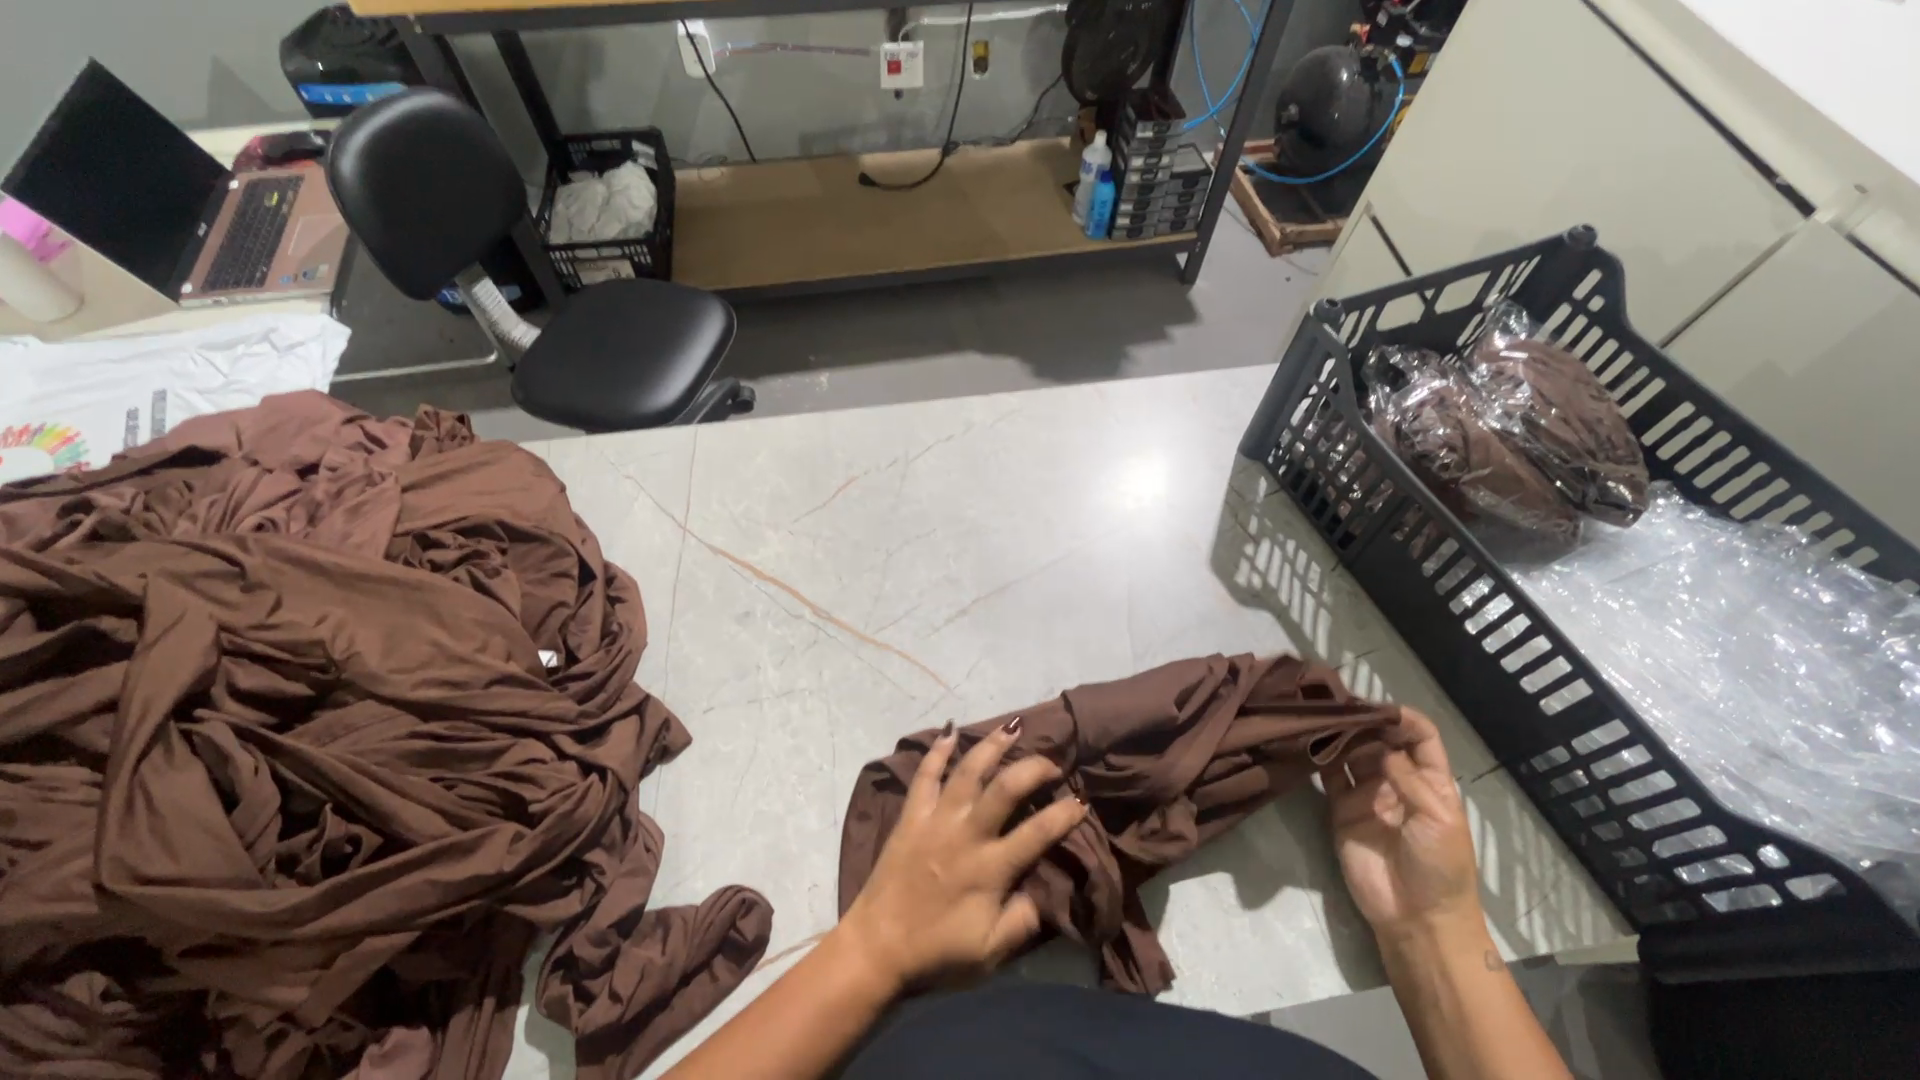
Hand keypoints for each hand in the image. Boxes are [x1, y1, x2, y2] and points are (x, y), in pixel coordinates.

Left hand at [836, 719, 1088, 992]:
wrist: (875, 950)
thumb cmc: (937, 954)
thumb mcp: (991, 952)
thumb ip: (1023, 920)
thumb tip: (1043, 891)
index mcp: (990, 868)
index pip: (1039, 832)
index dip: (1065, 813)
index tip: (1082, 801)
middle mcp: (966, 835)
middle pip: (1005, 788)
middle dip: (1034, 768)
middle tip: (1053, 763)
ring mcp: (935, 821)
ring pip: (967, 771)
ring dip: (992, 746)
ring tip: (1013, 727)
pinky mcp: (910, 817)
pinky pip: (924, 776)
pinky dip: (937, 751)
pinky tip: (950, 731)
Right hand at [1320, 708, 1482, 942]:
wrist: (1417, 917)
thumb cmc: (1441, 866)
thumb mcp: (1438, 818)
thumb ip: (1407, 777)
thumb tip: (1377, 744)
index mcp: (1431, 780)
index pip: (1419, 736)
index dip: (1403, 718)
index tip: (1379, 707)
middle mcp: (1397, 780)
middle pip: (1380, 739)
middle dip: (1363, 720)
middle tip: (1339, 702)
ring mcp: (1367, 794)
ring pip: (1351, 753)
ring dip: (1339, 735)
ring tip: (1320, 715)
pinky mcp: (1341, 809)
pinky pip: (1329, 776)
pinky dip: (1319, 758)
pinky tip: (1308, 741)